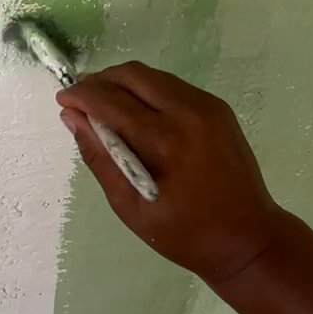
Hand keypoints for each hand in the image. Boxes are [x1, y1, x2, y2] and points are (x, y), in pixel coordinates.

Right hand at [56, 61, 288, 281]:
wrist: (250, 238)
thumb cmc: (186, 235)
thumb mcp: (132, 209)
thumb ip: (99, 159)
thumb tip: (72, 118)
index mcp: (166, 143)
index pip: (112, 102)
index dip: (82, 95)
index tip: (62, 99)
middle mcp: (188, 113)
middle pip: (132, 75)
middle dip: (100, 81)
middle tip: (80, 99)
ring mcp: (206, 105)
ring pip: (151, 75)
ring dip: (122, 82)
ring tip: (104, 104)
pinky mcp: (216, 106)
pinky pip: (170, 85)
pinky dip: (146, 90)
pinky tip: (136, 111)